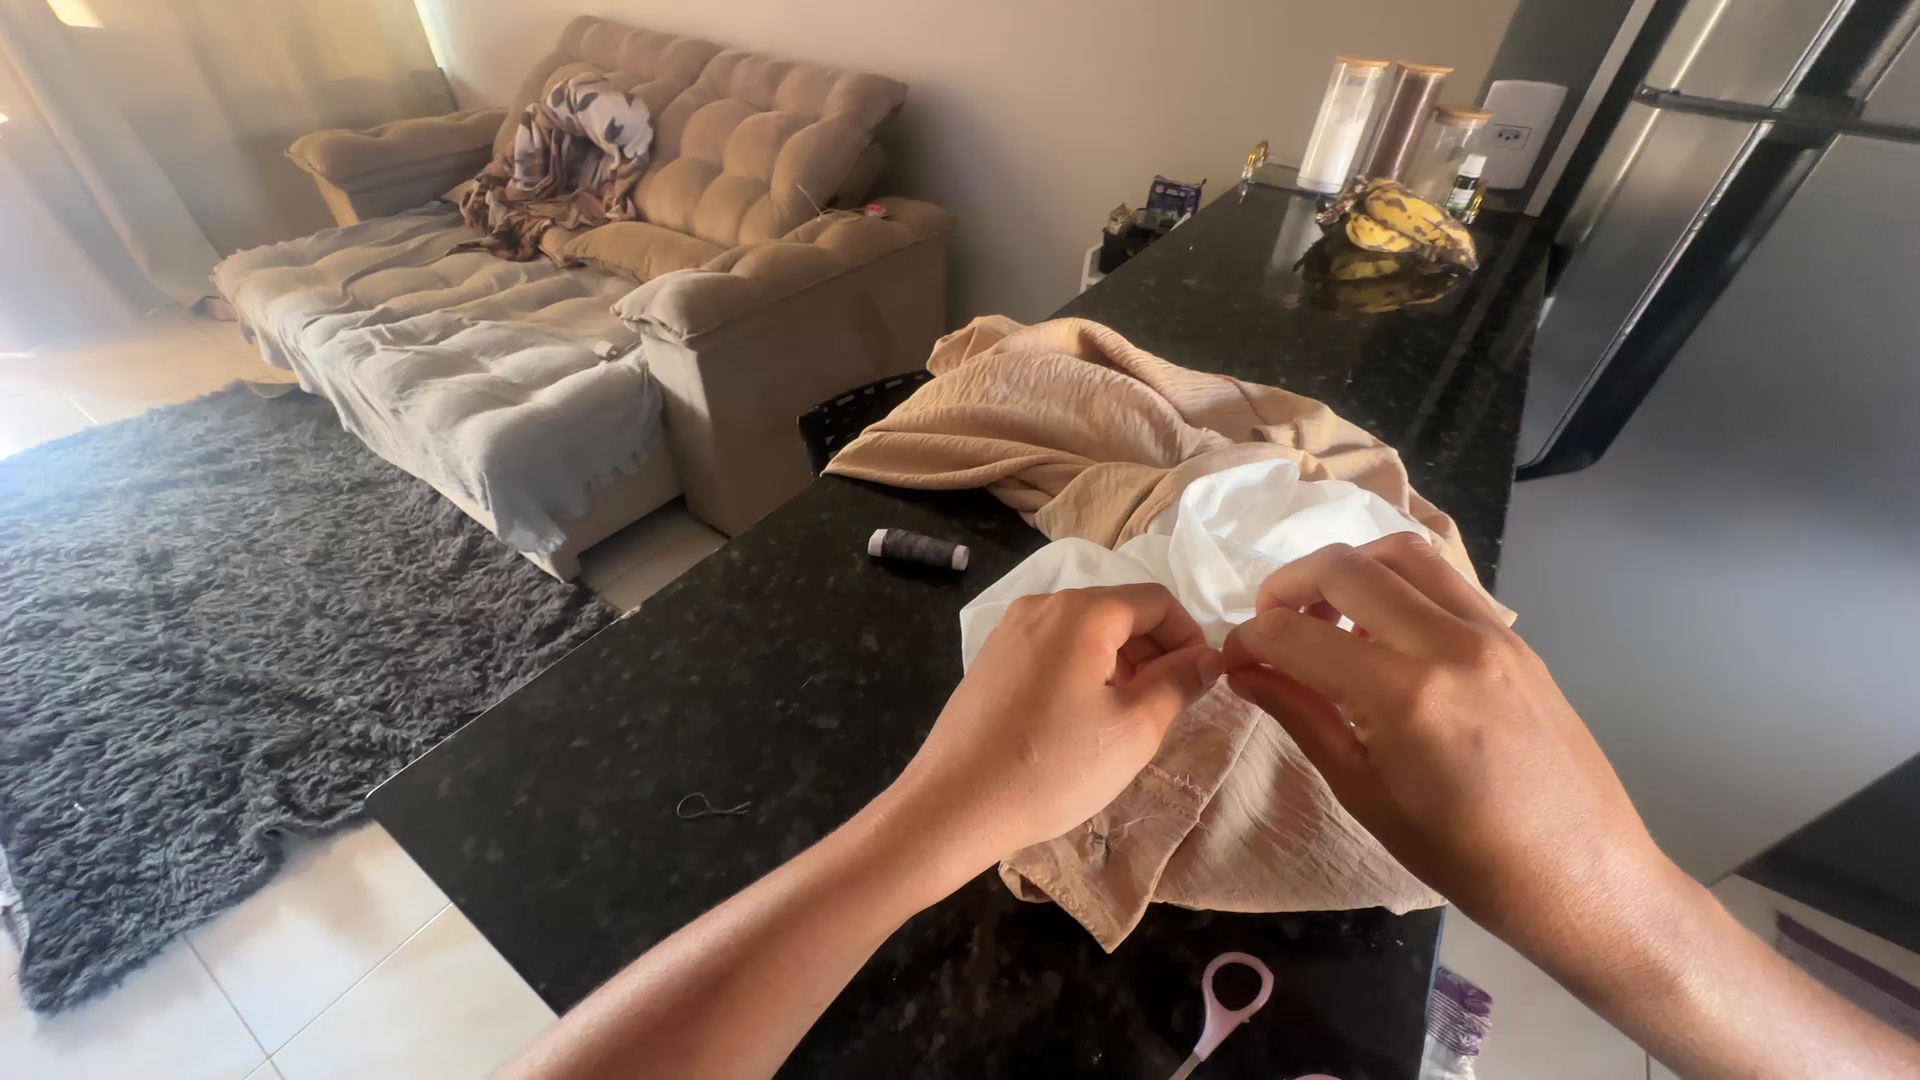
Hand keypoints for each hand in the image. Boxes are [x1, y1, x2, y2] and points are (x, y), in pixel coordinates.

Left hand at [878, 584, 1223, 888]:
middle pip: (1119, 611)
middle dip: (1155, 650)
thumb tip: (1210, 657)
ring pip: (1085, 630)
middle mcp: (1043, 604)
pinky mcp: (993, 656)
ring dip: (1121, 661)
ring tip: (1129, 715)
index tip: (1202, 682)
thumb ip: (1179, 681)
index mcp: (1081, 611)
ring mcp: (1011, 628)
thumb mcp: (1134, 728)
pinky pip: (1054, 647)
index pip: (1157, 601)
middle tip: (1170, 704)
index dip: (1190, 636)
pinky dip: (1083, 668)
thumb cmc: (1055, 766)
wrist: (956, 802)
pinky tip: (1083, 715)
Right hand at [1221, 534, 1673, 944]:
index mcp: (1404, 696)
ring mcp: (1490, 632)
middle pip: (1343, 567)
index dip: (1247, 640)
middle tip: (1267, 624)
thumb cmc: (1462, 854)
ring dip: (1343, 570)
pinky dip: (1392, 581)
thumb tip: (1240, 672)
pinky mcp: (1513, 636)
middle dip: (1285, 586)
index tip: (1232, 660)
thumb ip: (1297, 713)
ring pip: (1397, 552)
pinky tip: (1378, 628)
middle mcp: (1448, 644)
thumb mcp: (1360, 790)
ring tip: (1323, 614)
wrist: (1586, 878)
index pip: (1295, 634)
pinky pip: (1441, 578)